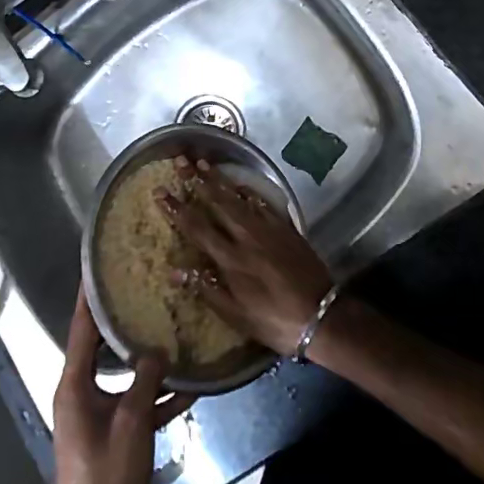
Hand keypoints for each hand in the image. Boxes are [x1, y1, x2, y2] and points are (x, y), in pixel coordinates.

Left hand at [55, 289, 194, 483]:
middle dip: (122, 325)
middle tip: (144, 293)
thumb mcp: (130, 424)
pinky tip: (190, 387)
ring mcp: (98, 419)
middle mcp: (81, 396)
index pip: (79, 331)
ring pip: (125, 379)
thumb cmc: (108, 477)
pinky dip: (158, 399)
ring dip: (148, 365)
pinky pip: (137, 408)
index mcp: (73, 387)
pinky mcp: (116, 439)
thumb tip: (157, 349)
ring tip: (173, 333)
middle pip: (102, 351)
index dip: (87, 300)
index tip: (95, 269)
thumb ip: (144, 381)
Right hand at [157, 156, 332, 356]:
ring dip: (220, 180)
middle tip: (181, 161)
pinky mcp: (287, 229)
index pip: (197, 228)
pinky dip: (249, 191)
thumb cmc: (274, 321)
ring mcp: (269, 230)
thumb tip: (174, 271)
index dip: (177, 209)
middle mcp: (247, 237)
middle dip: (197, 181)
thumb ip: (205, 289)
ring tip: (204, 163)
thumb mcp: (236, 315)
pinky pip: (263, 203)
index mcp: (231, 259)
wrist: (322, 316)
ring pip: (239, 198)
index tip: (161, 192)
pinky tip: (241, 184)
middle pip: (217, 203)